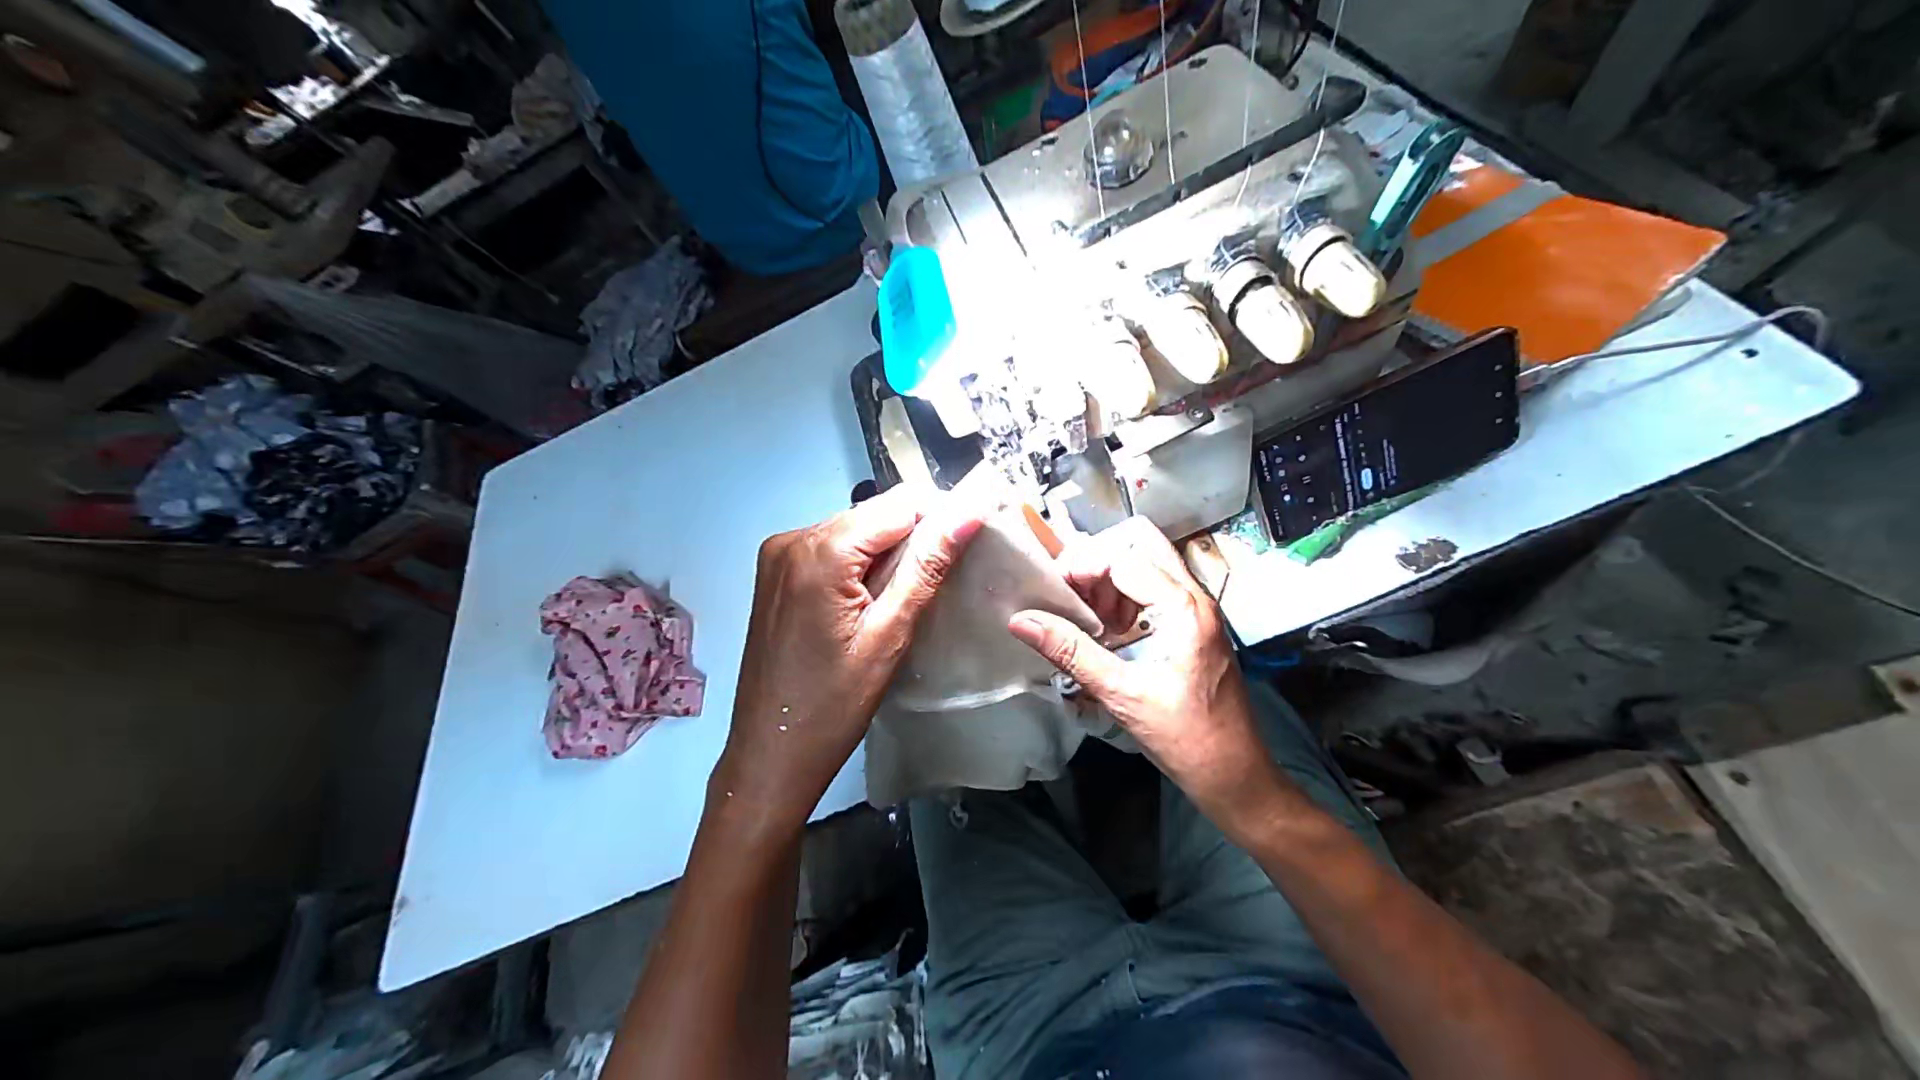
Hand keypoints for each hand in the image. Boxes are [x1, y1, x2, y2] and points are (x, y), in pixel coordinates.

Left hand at [713, 486, 984, 835]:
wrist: (771, 752)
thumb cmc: (833, 705)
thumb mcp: (890, 634)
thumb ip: (928, 566)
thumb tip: (968, 512)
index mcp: (820, 551)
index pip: (899, 504)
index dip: (940, 518)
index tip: (968, 546)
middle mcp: (792, 539)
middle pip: (874, 514)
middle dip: (914, 536)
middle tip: (942, 579)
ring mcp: (778, 554)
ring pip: (855, 529)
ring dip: (887, 552)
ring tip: (907, 597)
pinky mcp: (775, 572)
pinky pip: (832, 548)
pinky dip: (860, 563)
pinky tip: (873, 600)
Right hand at [1008, 517, 1293, 840]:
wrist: (1234, 773)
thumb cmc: (1186, 737)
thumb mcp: (1121, 693)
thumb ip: (1070, 651)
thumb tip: (1023, 622)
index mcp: (1184, 609)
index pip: (1124, 557)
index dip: (1082, 566)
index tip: (1054, 590)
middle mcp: (1196, 599)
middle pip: (1140, 547)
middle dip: (1098, 563)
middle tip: (1069, 594)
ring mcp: (1198, 611)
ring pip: (1147, 565)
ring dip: (1110, 581)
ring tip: (1086, 618)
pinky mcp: (1193, 626)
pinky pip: (1154, 591)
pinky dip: (1124, 599)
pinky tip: (1108, 632)